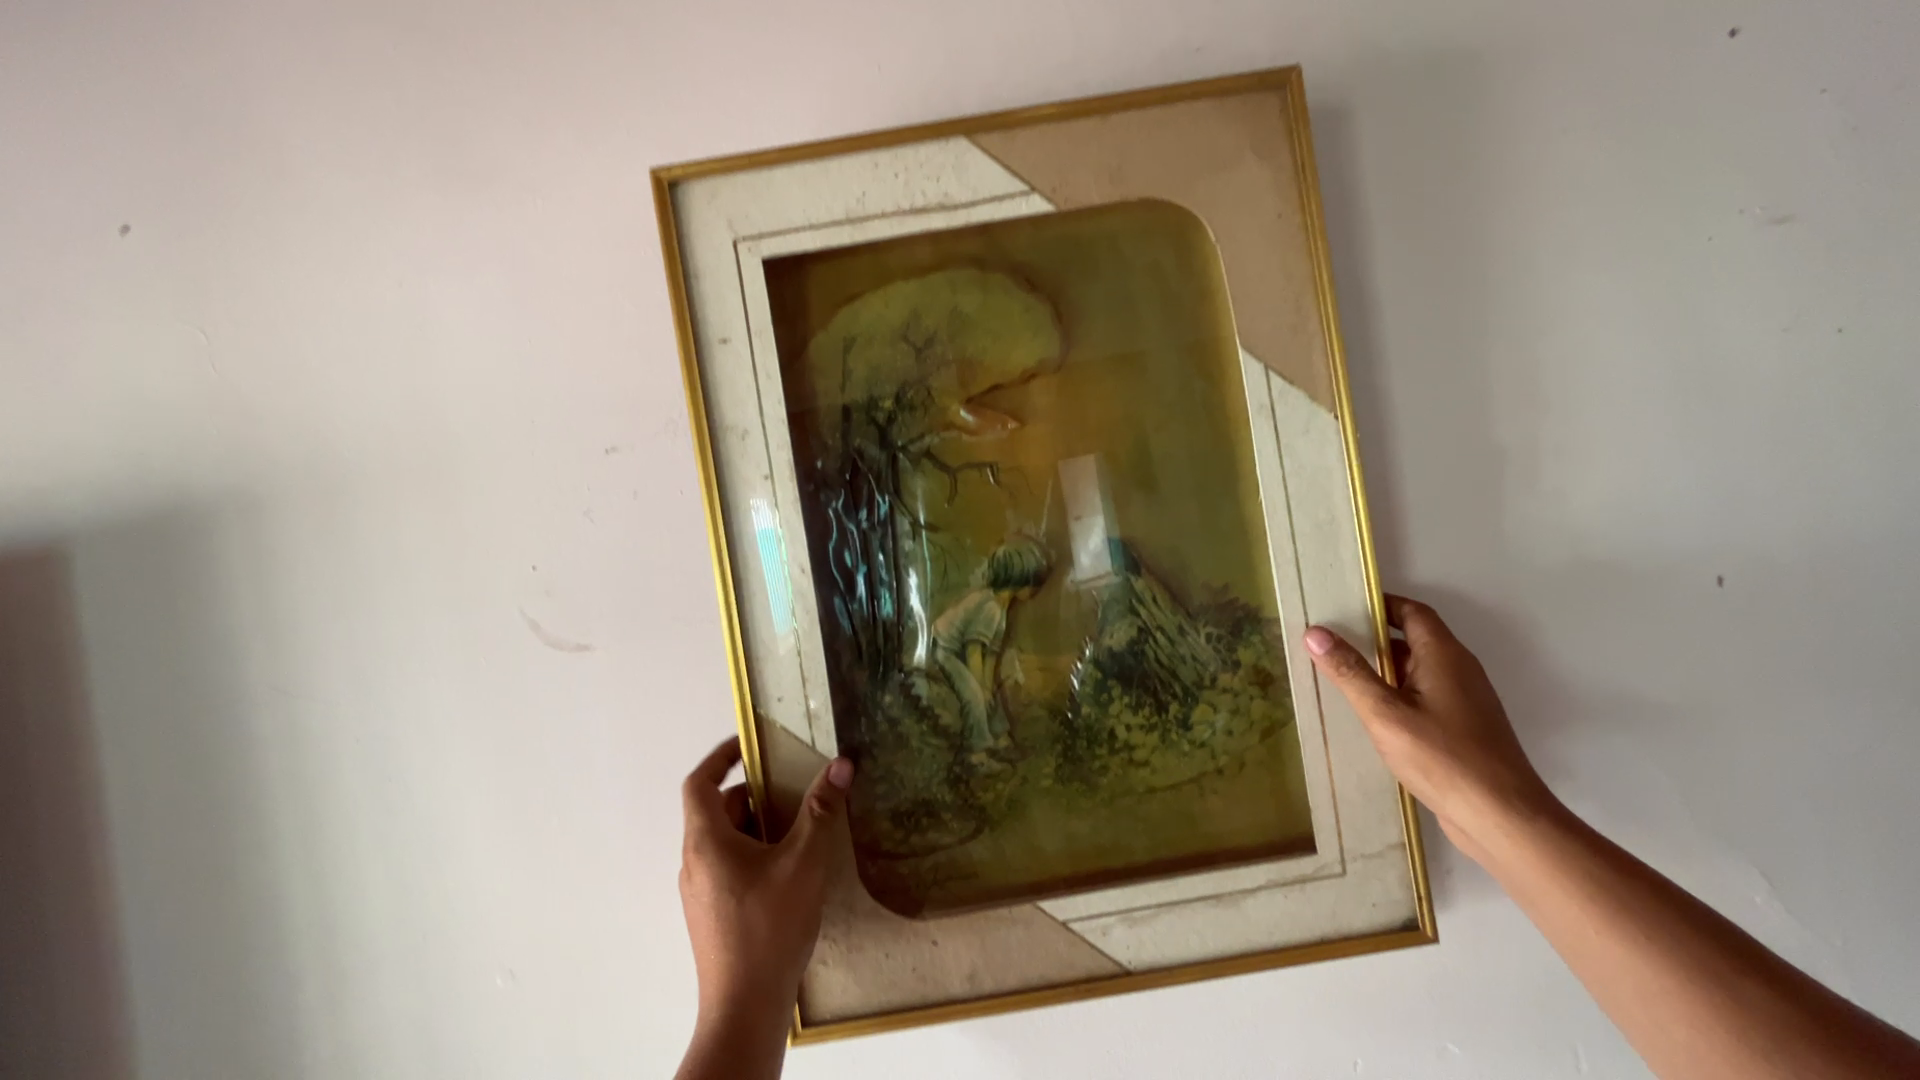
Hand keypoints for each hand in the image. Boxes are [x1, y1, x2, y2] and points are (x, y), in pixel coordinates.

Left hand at [678, 738, 852, 1046]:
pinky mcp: (711, 916)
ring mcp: (699, 893)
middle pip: (715, 812)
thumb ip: (821, 811)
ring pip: (723, 843)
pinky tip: (787, 872)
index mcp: (705, 842)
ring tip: (796, 830)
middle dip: (752, 796)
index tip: (747, 745)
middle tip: (789, 791)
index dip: (720, 757)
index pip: (699, 784)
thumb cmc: (769, 927)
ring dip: (755, 827)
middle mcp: (694, 863)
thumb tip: (840, 765)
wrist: (745, 1006)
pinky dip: (753, 854)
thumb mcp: (803, 863)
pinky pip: (727, 868)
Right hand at [1303, 594, 1558, 863]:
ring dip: (1382, 667)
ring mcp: (1464, 700)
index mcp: (1444, 655)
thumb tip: (1315, 632)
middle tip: (1327, 640)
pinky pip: (1423, 695)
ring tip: (1337, 675)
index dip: (1378, 604)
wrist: (1501, 817)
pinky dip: (1395, 692)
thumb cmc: (1442, 757)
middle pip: (1414, 638)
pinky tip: (1369, 714)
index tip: (1339, 605)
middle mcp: (1459, 669)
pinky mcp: (1463, 727)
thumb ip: (1350, 672)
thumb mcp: (1385, 713)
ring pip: (1417, 669)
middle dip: (1372, 636)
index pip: (1411, 612)